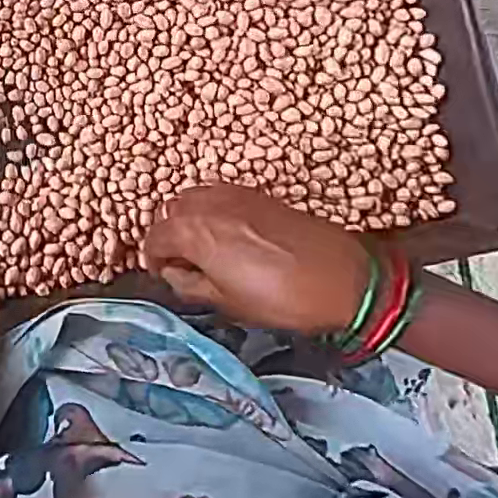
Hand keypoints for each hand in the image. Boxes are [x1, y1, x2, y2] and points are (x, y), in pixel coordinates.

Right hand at [141, 184, 371, 333]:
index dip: (154, 261)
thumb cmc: (282, 298)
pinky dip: (210, 211)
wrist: (343, 278)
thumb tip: (175, 275)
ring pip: (190, 200)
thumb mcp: (226, 303)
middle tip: (184, 265)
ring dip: (188, 221)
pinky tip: (228, 235)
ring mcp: (229, 194)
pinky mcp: (253, 194)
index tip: (165, 276)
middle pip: (169, 215)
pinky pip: (215, 196)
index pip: (154, 239)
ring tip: (204, 248)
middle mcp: (204, 205)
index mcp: (191, 232)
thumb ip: (188, 285)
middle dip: (170, 239)